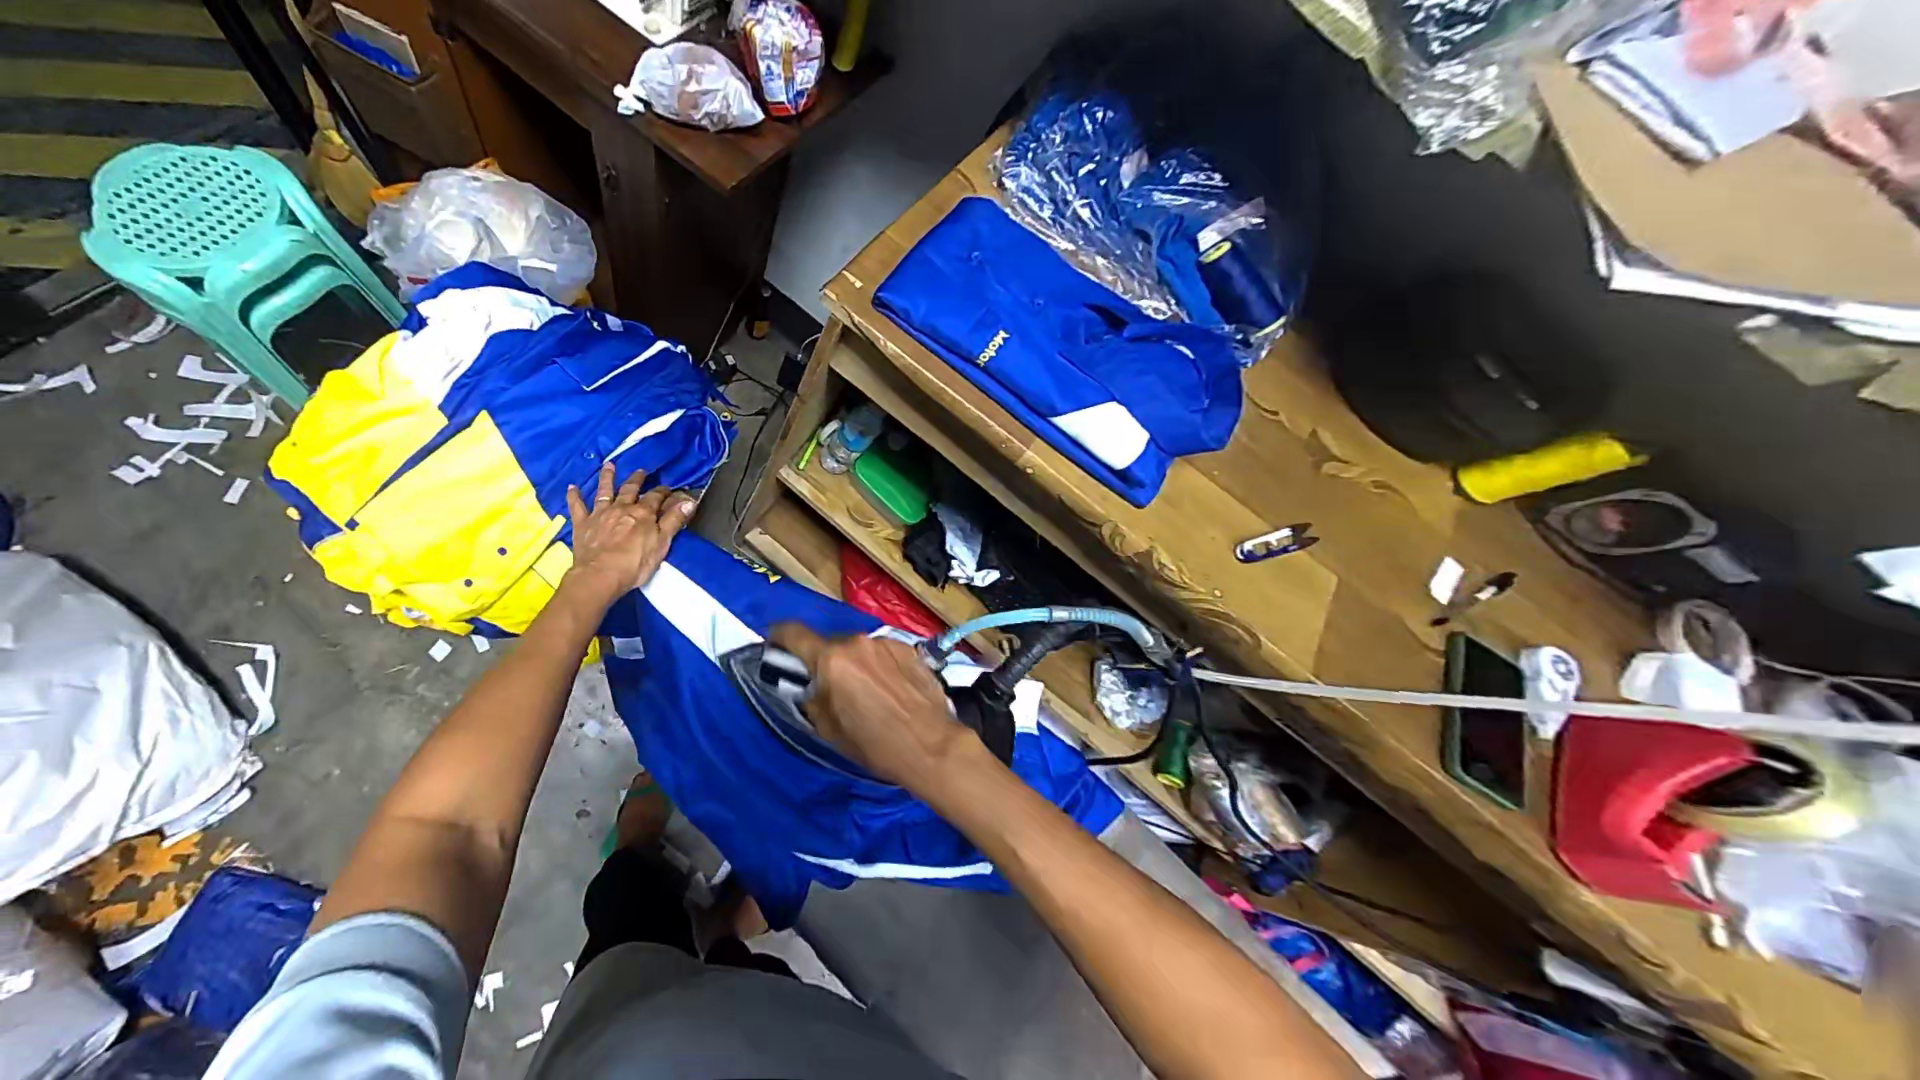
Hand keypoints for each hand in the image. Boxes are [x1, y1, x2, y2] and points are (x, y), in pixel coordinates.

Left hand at [563, 463, 694, 606]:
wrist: (601, 575)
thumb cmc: (636, 563)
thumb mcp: (662, 543)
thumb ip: (674, 521)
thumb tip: (688, 501)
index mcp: (643, 513)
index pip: (656, 497)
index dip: (663, 492)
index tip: (669, 488)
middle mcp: (621, 508)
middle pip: (630, 489)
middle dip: (637, 479)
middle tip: (641, 471)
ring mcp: (600, 514)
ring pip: (604, 491)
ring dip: (607, 478)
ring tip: (609, 466)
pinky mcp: (582, 524)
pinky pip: (577, 506)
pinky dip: (574, 496)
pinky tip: (572, 487)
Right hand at [769, 623, 985, 790]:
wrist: (931, 745)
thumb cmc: (875, 744)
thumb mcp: (829, 729)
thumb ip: (813, 699)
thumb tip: (812, 687)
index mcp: (831, 660)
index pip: (794, 633)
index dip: (779, 637)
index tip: (775, 643)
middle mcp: (857, 642)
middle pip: (829, 644)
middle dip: (825, 662)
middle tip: (831, 687)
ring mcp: (886, 643)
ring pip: (858, 649)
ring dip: (855, 664)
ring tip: (868, 693)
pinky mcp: (910, 649)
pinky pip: (883, 653)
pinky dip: (879, 666)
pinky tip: (891, 690)